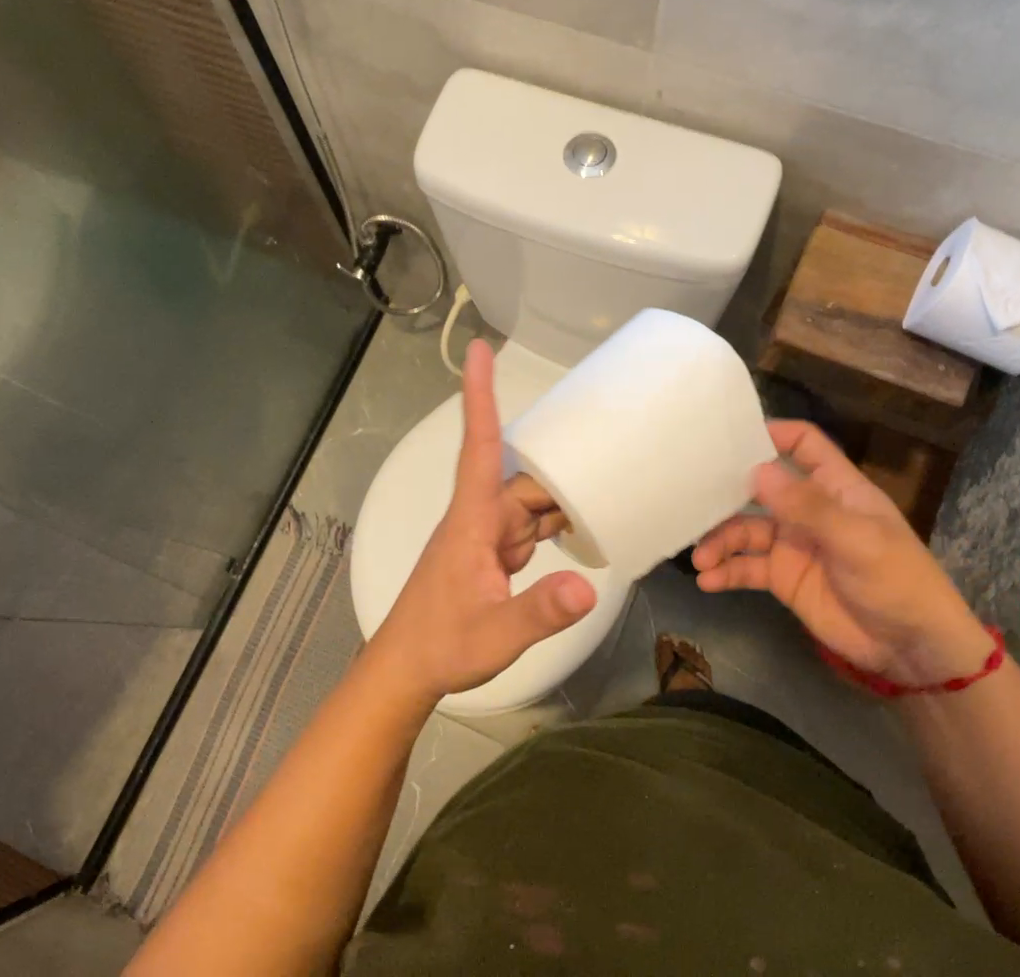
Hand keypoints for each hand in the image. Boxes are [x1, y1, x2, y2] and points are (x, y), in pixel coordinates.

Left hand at [365, 339, 596, 702]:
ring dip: (560, 501)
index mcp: (471, 521)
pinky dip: (552, 526)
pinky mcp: (490, 557)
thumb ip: (539, 612)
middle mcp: (478, 519)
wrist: (407, 670)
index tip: (478, 350)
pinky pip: (526, 528)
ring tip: (608, 489)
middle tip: (611, 458)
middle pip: (522, 479)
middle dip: (559, 472)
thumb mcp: (496, 634)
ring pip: (527, 504)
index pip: (479, 446)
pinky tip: (579, 530)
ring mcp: (483, 538)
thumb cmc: (440, 645)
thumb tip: (587, 587)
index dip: (480, 396)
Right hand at [691, 420, 993, 686]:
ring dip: (719, 541)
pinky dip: (724, 572)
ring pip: (745, 531)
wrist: (910, 647)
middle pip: (760, 489)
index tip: (729, 437)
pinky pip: (745, 569)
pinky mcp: (782, 579)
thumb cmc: (896, 580)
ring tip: (700, 558)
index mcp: (836, 488)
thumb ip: (807, 507)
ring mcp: (793, 545)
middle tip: (689, 498)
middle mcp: (809, 511)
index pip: (804, 446)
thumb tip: (757, 471)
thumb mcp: (857, 539)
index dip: (772, 434)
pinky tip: (707, 581)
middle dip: (726, 493)